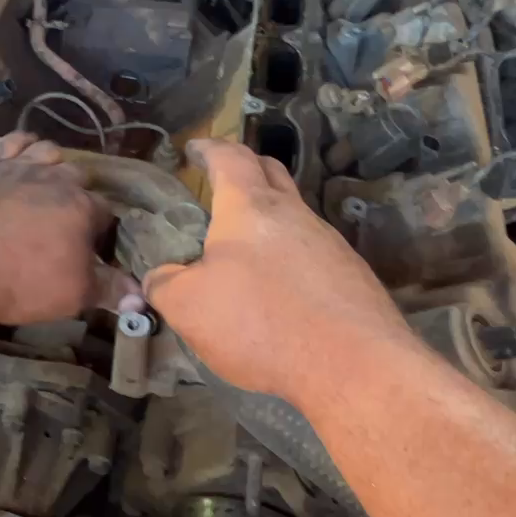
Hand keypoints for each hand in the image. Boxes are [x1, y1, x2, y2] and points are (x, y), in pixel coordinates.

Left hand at [0, 133, 132, 325]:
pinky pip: (12, 141)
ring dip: (53, 165)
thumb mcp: (73, 294)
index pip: (105, 213)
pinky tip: (22, 151)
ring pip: (48, 152)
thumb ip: (110, 290)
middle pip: (79, 177)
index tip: (91, 246)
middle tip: (66, 220)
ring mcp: (19, 166)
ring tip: (47, 185)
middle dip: (78, 194)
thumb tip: (140, 297)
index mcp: (82, 207)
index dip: (101, 230)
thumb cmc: (21, 281)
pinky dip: (22, 144)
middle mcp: (55, 179)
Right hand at [144, 139, 407, 398]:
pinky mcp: (352, 278)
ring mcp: (330, 244)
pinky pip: (313, 253)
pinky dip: (289, 257)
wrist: (356, 367)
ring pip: (295, 215)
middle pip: (271, 173)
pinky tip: (279, 291)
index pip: (230, 157)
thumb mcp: (188, 307)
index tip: (195, 148)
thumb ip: (165, 284)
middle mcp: (295, 214)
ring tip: (244, 247)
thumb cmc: (261, 322)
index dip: (209, 148)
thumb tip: (159, 277)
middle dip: (245, 169)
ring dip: (269, 219)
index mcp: (250, 207)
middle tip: (220, 182)